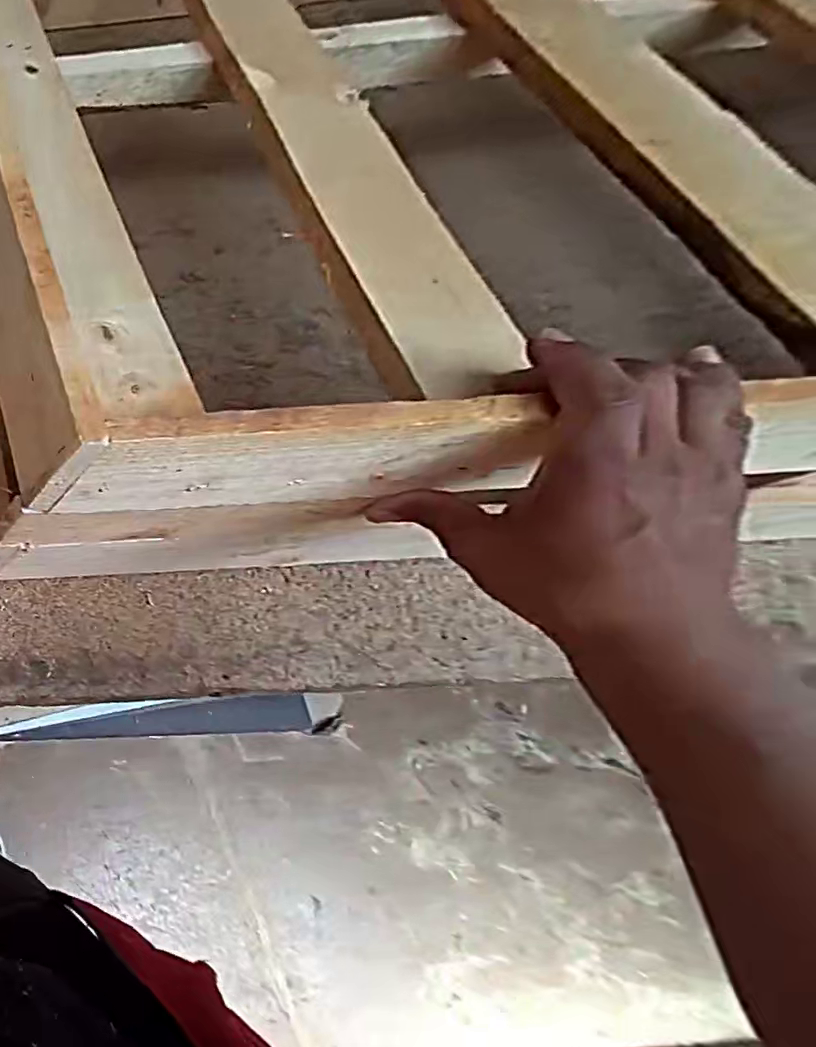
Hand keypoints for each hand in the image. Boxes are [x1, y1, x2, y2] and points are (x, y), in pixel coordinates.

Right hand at [368, 334, 750, 649]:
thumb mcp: (485, 550)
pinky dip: (716, 393)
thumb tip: (382, 506)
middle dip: (602, 365)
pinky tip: (702, 387)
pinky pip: (733, 420)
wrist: (654, 632)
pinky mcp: (724, 484)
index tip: (540, 345)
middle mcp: (658, 454)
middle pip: (650, 377)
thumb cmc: (570, 590)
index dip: (566, 356)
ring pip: (706, 389)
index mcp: (598, 463)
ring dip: (668, 370)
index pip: (596, 383)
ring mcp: (702, 466)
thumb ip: (436, 515)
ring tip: (641, 364)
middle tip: (560, 376)